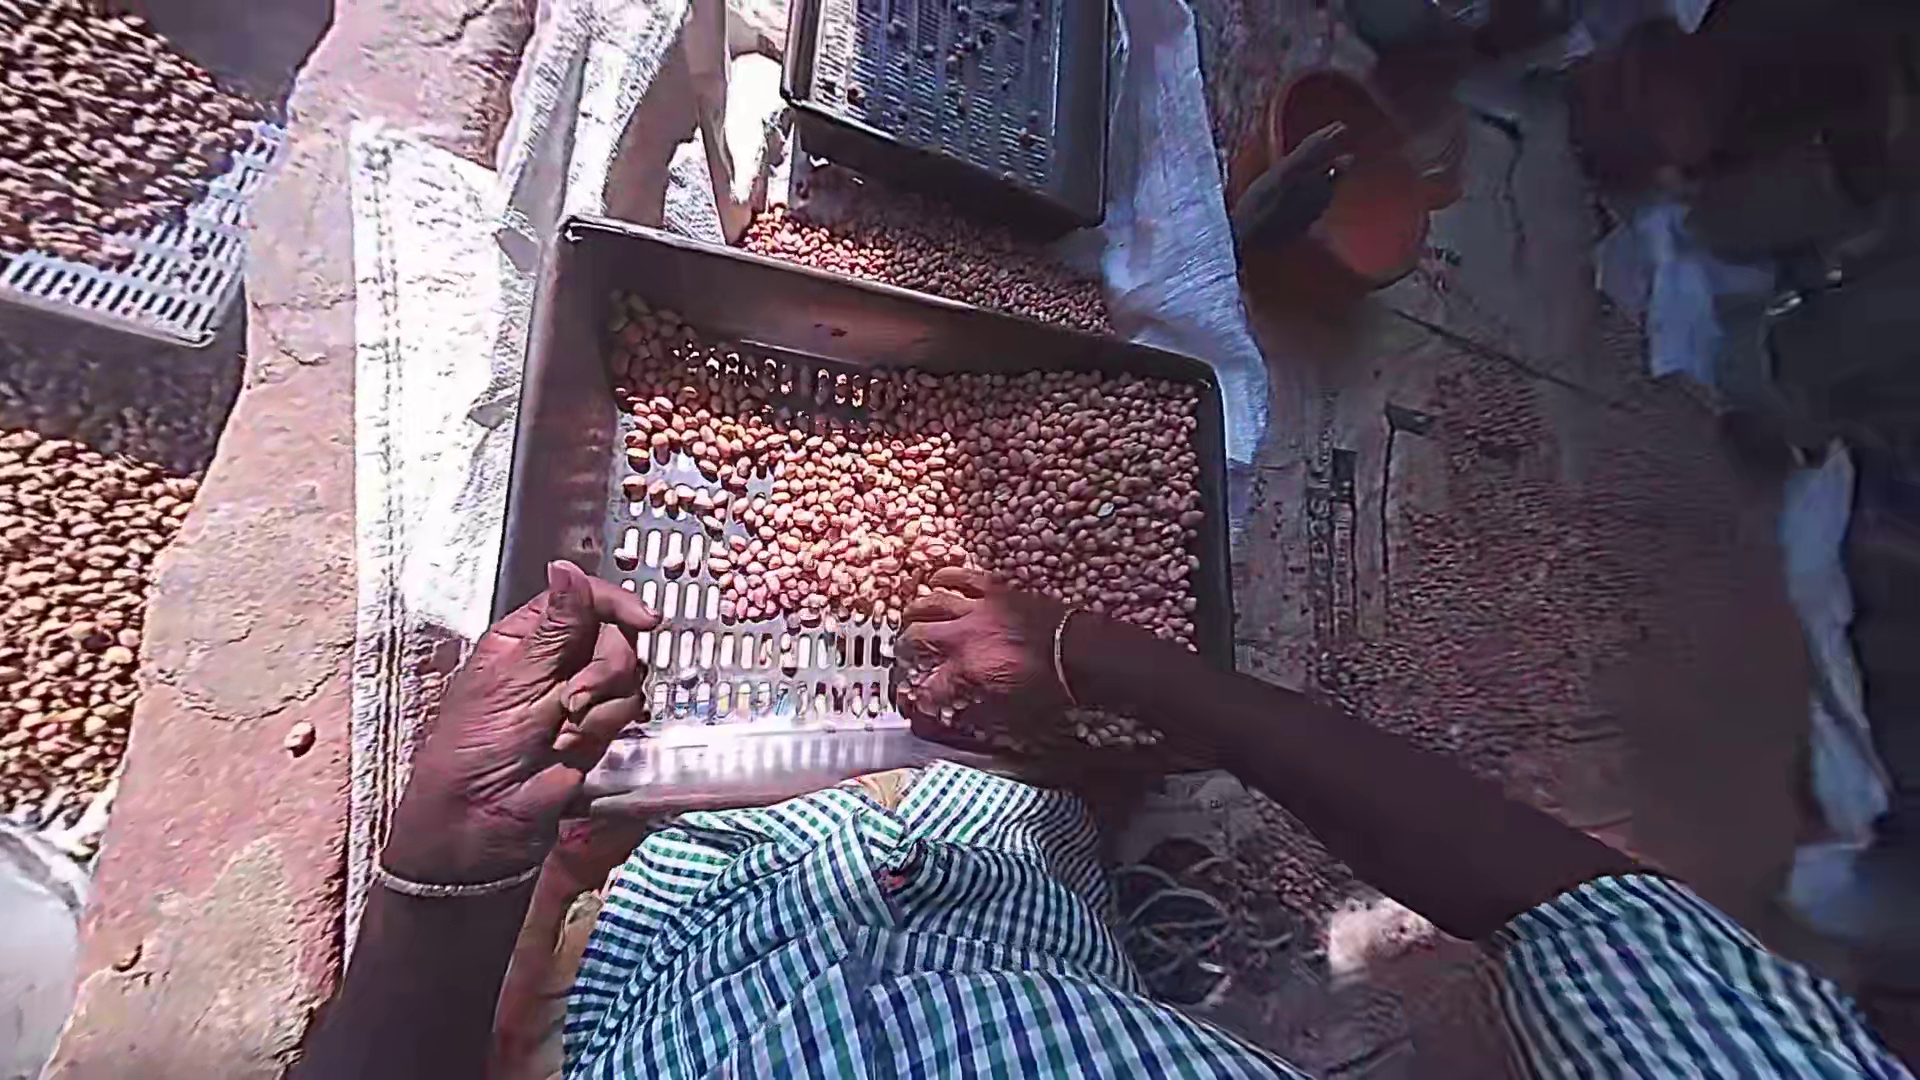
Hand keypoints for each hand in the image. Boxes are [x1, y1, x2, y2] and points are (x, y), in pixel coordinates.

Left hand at [383, 561, 659, 884]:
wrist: (488, 822)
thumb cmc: (479, 748)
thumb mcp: (515, 680)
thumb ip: (557, 625)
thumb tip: (565, 565)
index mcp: (527, 636)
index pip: (584, 599)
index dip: (617, 605)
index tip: (646, 621)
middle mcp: (560, 655)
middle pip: (616, 634)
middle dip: (605, 668)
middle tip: (575, 698)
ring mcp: (583, 687)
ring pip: (629, 669)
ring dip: (604, 701)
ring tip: (566, 727)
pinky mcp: (602, 717)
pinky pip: (630, 702)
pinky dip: (609, 722)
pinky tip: (576, 742)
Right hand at [893, 567, 1068, 740]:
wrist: (1073, 653)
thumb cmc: (1044, 687)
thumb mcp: (1007, 708)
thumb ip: (977, 706)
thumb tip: (960, 709)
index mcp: (965, 670)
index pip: (929, 687)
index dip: (920, 697)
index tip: (918, 700)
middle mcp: (962, 637)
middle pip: (918, 637)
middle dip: (906, 647)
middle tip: (905, 650)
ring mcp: (976, 609)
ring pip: (932, 603)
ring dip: (917, 610)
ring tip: (911, 614)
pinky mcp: (993, 591)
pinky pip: (962, 577)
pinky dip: (946, 577)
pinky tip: (937, 579)